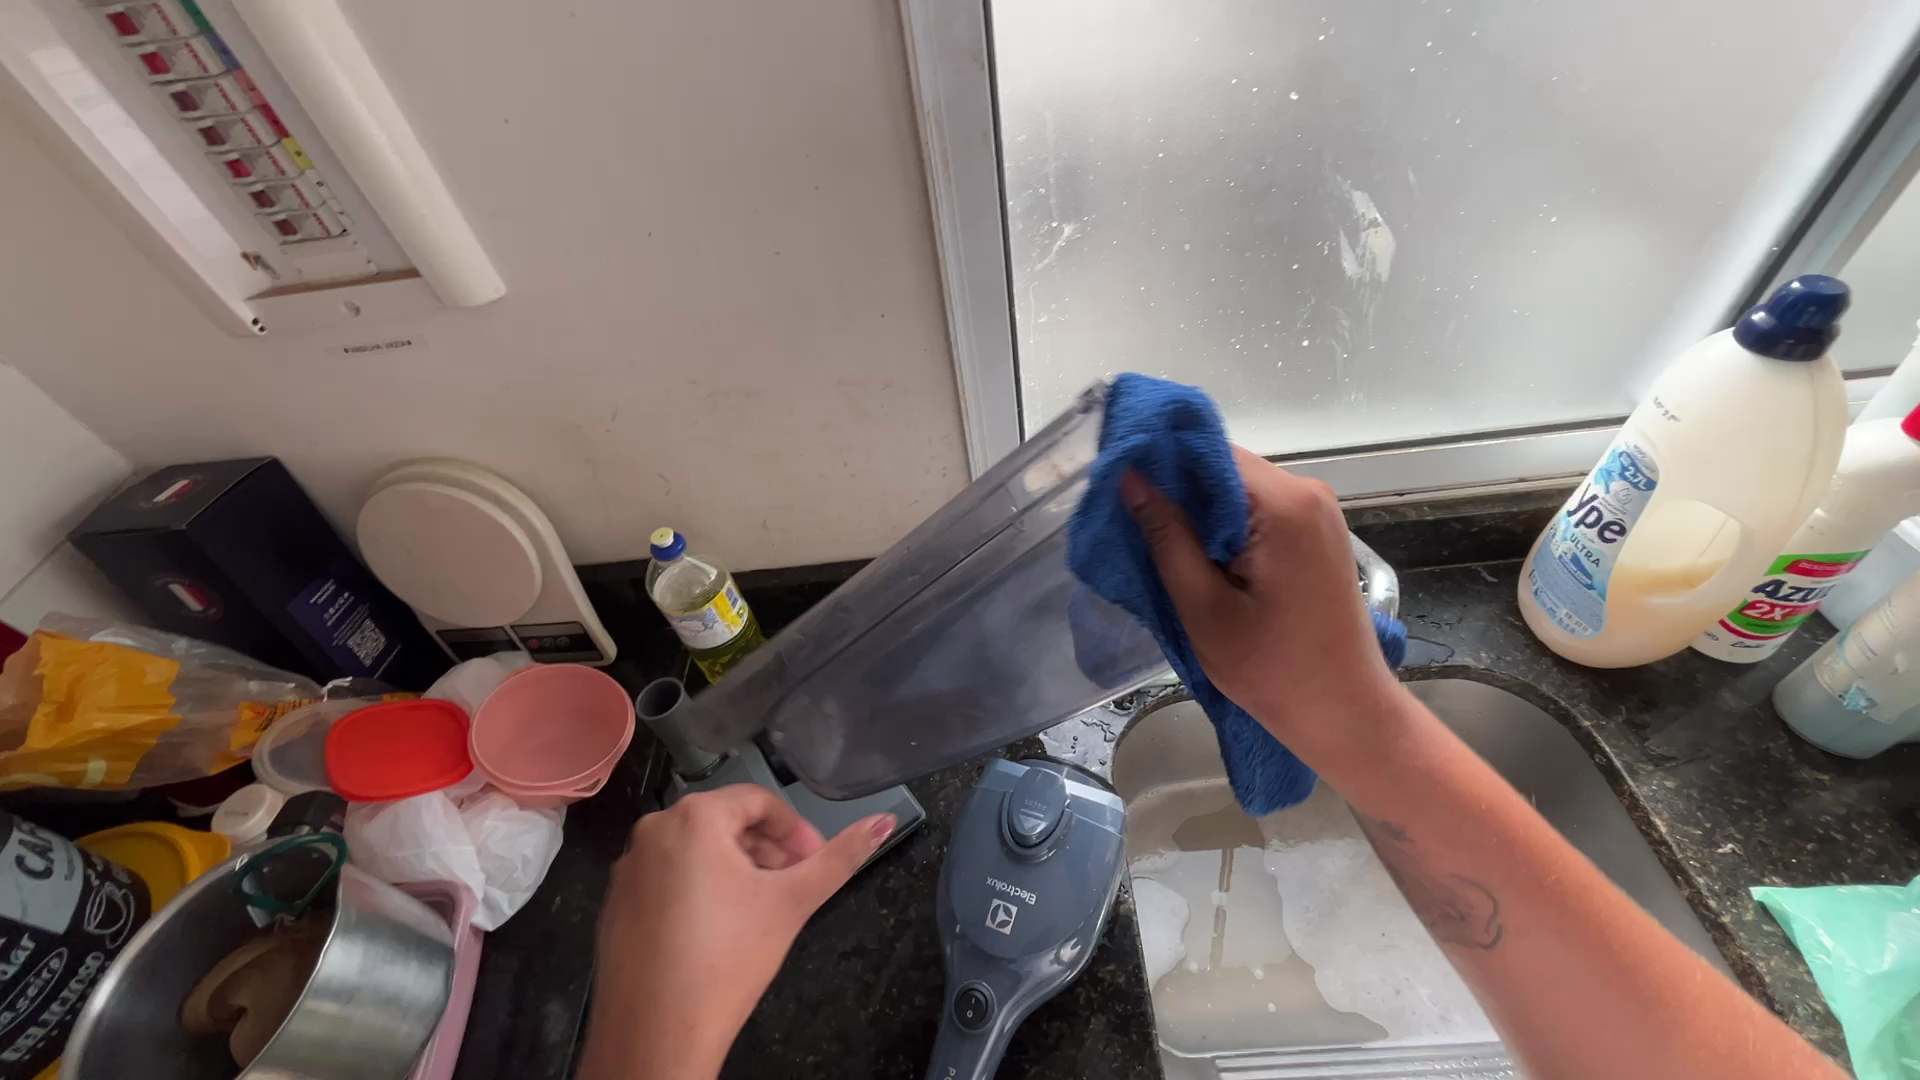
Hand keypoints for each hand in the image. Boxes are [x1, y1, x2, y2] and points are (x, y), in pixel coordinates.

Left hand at [577, 785, 894, 1079]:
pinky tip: (718, 930)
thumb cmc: (728, 960)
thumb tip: (884, 820)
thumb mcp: (793, 902)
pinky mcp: (614, 904)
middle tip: (791, 886)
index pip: (760, 801)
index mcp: (694, 817)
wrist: (654, 1040)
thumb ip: (842, 857)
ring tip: (760, 908)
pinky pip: (668, 876)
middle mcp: (653, 830)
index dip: (796, 830)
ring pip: (698, 849)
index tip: (815, 863)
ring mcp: (628, 868)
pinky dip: (700, 888)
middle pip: (728, 822)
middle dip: (768, 850)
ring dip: (737, 868)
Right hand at [1120, 446, 1400, 750]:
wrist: (1344, 713)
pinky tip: (1196, 555)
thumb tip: (1130, 477)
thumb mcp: (1203, 607)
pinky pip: (1255, 510)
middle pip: (1222, 467)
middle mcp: (1307, 494)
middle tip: (1128, 519)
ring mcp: (1316, 512)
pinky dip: (1221, 526)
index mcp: (1284, 505)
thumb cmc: (1272, 670)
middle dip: (1175, 489)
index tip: (1116, 483)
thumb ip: (1166, 536)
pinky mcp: (1314, 533)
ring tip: (1155, 540)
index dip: (1159, 462)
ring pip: (1236, 489)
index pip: (1208, 452)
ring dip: (1196, 511)